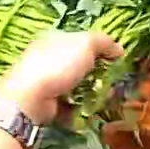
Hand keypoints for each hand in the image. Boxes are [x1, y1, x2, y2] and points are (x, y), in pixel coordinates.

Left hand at [0, 30, 124, 123]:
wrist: (30, 97)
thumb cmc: (58, 64)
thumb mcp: (86, 44)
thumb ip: (104, 42)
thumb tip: (119, 49)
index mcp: (55, 38)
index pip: (80, 40)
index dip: (99, 48)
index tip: (115, 59)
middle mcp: (48, 57)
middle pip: (79, 64)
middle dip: (97, 74)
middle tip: (111, 82)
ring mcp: (45, 81)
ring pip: (75, 86)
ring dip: (90, 93)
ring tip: (103, 99)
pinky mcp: (45, 102)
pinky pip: (68, 104)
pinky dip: (78, 108)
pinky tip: (87, 110)